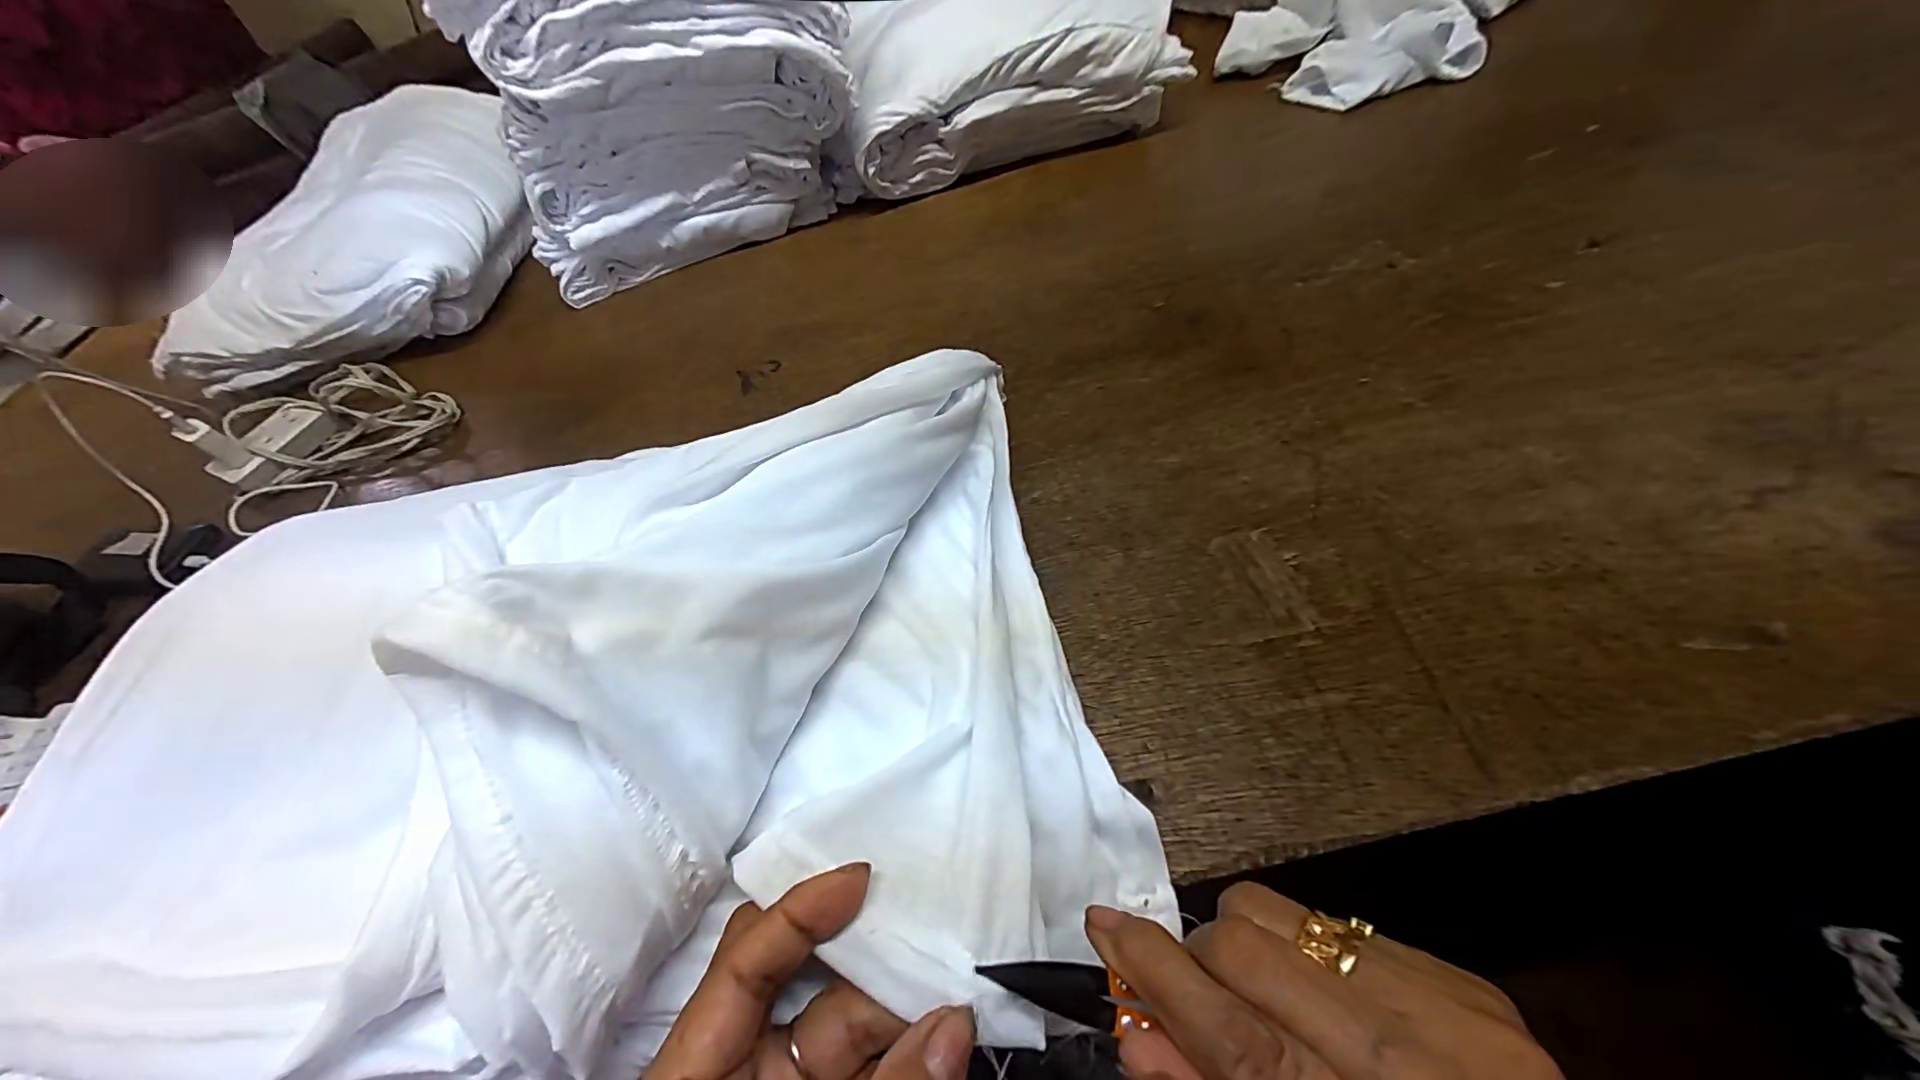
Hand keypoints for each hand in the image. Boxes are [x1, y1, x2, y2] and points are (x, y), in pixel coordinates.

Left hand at [646, 863, 976, 1079]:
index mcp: (698, 1075)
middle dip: (871, 960)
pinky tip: (948, 1036)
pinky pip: (871, 1071)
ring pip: (851, 1030)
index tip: (860, 878)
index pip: (744, 967)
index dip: (797, 912)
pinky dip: (910, 1056)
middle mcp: (743, 1075)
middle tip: (931, 930)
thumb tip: (953, 1026)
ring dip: (905, 1009)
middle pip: (809, 989)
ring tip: (958, 988)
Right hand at [1085, 884, 1562, 1079]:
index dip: (1154, 971)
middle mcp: (1410, 1062)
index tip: (1105, 927)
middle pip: (1247, 948)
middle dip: (1198, 953)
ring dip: (1245, 937)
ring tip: (1263, 984)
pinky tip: (1327, 994)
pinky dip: (1305, 947)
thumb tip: (1135, 1035)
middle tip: (1196, 982)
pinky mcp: (1467, 982)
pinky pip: (1339, 921)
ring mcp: (1447, 1012)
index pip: (1233, 1033)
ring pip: (1284, 912)